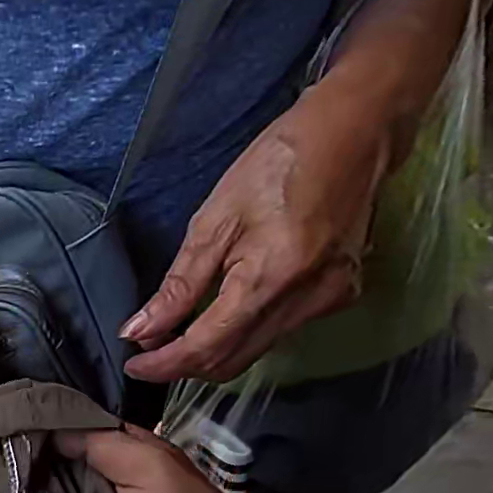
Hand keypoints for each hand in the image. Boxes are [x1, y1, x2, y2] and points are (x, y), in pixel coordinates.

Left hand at [119, 82, 388, 383]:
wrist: (358, 127)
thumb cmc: (279, 163)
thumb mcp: (213, 221)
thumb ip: (178, 286)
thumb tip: (139, 330)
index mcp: (271, 277)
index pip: (206, 347)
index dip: (164, 365)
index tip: (134, 366)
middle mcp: (306, 300)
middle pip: (229, 361)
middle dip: (182, 365)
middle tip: (146, 351)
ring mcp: (328, 301)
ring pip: (251, 354)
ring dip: (208, 354)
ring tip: (172, 335)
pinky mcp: (336, 296)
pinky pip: (274, 335)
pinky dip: (238, 337)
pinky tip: (215, 320)